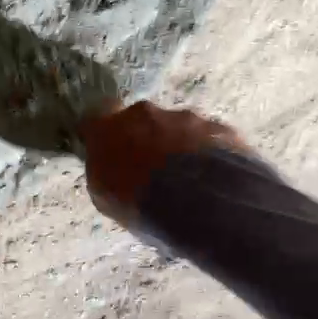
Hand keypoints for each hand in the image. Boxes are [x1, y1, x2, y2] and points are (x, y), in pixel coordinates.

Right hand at [79, 101, 252, 225]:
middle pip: (141, 119)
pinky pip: (213, 138)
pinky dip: (213, 153)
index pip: (95, 119)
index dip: (104, 134)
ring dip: (181, 144)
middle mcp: (142, 114)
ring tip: (193, 175)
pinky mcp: (222, 129)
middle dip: (147, 137)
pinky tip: (218, 177)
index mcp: (106, 127)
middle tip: (156, 165)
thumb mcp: (104, 194)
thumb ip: (105, 170)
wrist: (201, 205)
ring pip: (179, 127)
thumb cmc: (138, 201)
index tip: (110, 149)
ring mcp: (185, 118)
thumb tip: (111, 167)